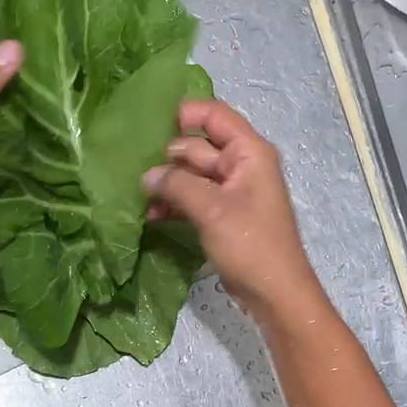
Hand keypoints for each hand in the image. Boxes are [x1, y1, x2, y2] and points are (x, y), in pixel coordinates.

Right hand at [142, 100, 324, 322]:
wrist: (274, 293)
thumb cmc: (250, 244)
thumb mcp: (212, 209)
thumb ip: (177, 185)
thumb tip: (146, 175)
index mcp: (249, 153)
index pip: (215, 116)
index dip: (185, 113)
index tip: (149, 124)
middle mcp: (241, 166)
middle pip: (197, 147)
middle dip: (167, 156)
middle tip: (132, 165)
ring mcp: (231, 193)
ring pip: (192, 176)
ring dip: (167, 183)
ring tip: (137, 194)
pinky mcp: (222, 217)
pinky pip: (193, 200)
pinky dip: (174, 205)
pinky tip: (150, 215)